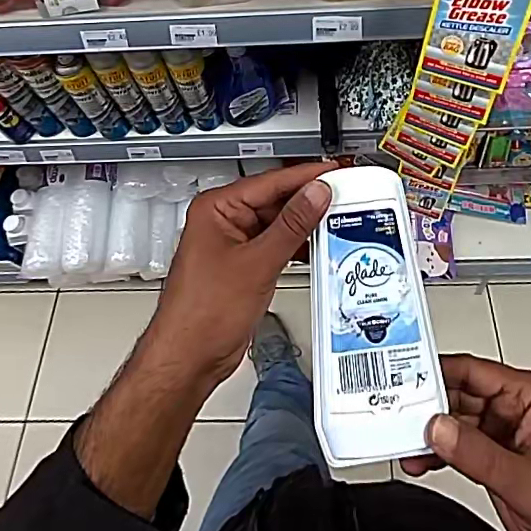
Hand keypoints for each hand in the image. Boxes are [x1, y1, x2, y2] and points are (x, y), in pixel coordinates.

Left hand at [142, 162, 334, 386]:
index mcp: (216, 208)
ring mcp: (234, 243)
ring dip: (303, 224)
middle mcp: (223, 221)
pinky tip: (316, 245)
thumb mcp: (257, 263)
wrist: (189, 359)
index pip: (268, 181)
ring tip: (334, 219)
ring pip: (277, 222)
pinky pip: (275, 243)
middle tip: (341, 196)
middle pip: (274, 199)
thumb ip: (291, 226)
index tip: (331, 172)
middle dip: (307, 200)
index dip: (303, 176)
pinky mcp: (244, 263)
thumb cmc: (201, 314)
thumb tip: (314, 195)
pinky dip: (295, 244)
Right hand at [401, 355, 530, 530]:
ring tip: (407, 440)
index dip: (441, 372)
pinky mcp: (490, 457)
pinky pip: (454, 443)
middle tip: (401, 413)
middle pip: (458, 391)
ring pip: (452, 418)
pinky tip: (420, 459)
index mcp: (529, 396)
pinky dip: (435, 451)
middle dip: (429, 405)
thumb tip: (440, 426)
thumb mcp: (525, 480)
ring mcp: (500, 433)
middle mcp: (513, 408)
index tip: (410, 377)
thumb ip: (478, 452)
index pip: (475, 371)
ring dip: (429, 431)